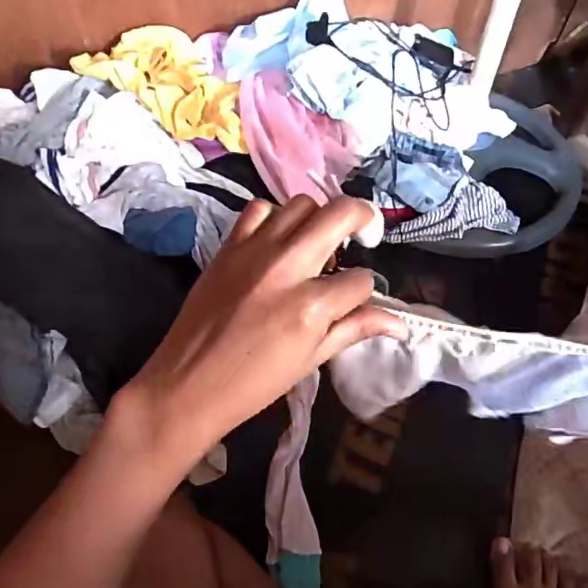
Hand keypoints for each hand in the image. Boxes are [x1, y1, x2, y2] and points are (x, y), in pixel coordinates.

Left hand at [108, 196, 403, 472]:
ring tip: (315, 243)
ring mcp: (254, 251)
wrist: (187, 384)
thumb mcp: (311, 359)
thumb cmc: (254, 384)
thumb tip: (400, 323)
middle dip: (362, 219)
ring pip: (301, 203)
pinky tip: (277, 242)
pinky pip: (259, 209)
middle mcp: (286, 267)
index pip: (360, 279)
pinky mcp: (228, 246)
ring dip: (317, 218)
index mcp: (311, 306)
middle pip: (339, 214)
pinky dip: (275, 218)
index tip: (353, 301)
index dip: (365, 290)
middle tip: (362, 236)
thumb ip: (355, 328)